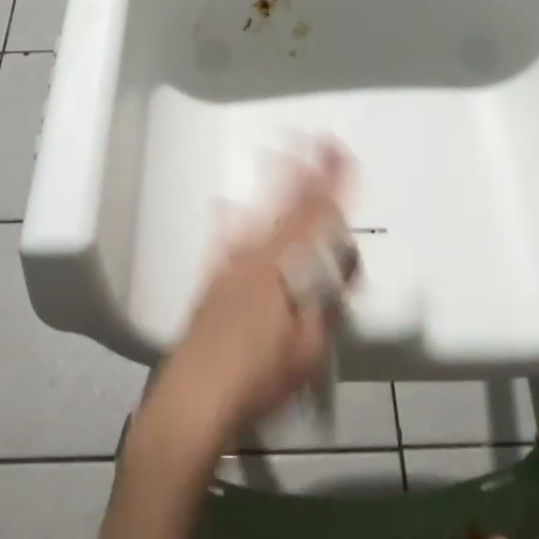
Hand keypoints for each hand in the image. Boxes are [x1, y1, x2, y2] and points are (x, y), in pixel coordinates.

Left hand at [150, 138, 355, 445]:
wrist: (195, 398)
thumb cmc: (259, 378)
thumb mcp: (310, 350)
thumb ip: (325, 307)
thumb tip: (339, 275)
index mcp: (287, 271)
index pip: (318, 219)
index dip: (334, 186)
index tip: (343, 157)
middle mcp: (257, 257)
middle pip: (288, 205)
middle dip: (307, 170)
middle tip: (320, 141)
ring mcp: (230, 266)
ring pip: (258, 212)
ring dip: (273, 180)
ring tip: (280, 151)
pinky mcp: (211, 282)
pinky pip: (222, 238)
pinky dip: (227, 219)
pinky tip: (223, 205)